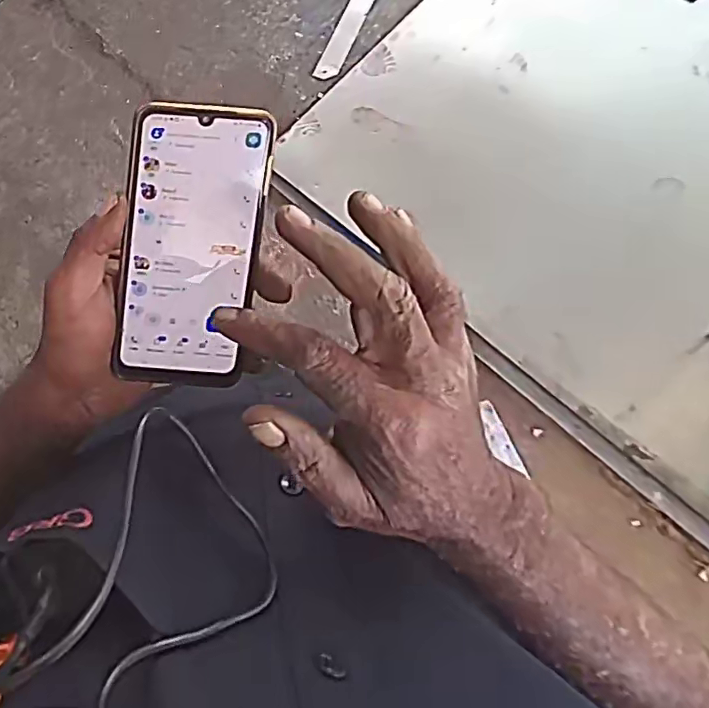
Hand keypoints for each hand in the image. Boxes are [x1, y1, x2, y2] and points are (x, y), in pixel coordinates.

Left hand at [25, 194, 297, 436]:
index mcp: (131, 258)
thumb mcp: (69, 285)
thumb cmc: (67, 342)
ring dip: (247, 291)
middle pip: (206, 258)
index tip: (236, 216)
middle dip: (242, 258)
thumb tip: (116, 203)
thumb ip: (89, 244)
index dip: (204, 219)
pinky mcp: (184, 338)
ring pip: (218, 292)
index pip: (172, 227)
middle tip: (265, 267)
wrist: (75, 399)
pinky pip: (215, 329)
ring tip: (271, 296)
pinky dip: (239, 331)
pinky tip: (257, 337)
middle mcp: (157, 277)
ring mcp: (173, 308)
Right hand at [211, 193, 543, 573]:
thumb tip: (258, 417)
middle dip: (330, 254)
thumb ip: (302, 458)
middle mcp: (419, 374)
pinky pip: (439, 288)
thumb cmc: (411, 501)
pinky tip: (396, 220)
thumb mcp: (349, 501)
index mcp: (387, 415)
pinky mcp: (454, 341)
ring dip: (388, 236)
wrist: (476, 506)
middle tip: (292, 223)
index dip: (270, 333)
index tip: (233, 317)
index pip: (319, 359)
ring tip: (357, 202)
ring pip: (420, 283)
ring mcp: (443, 352)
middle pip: (378, 299)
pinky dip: (417, 250)